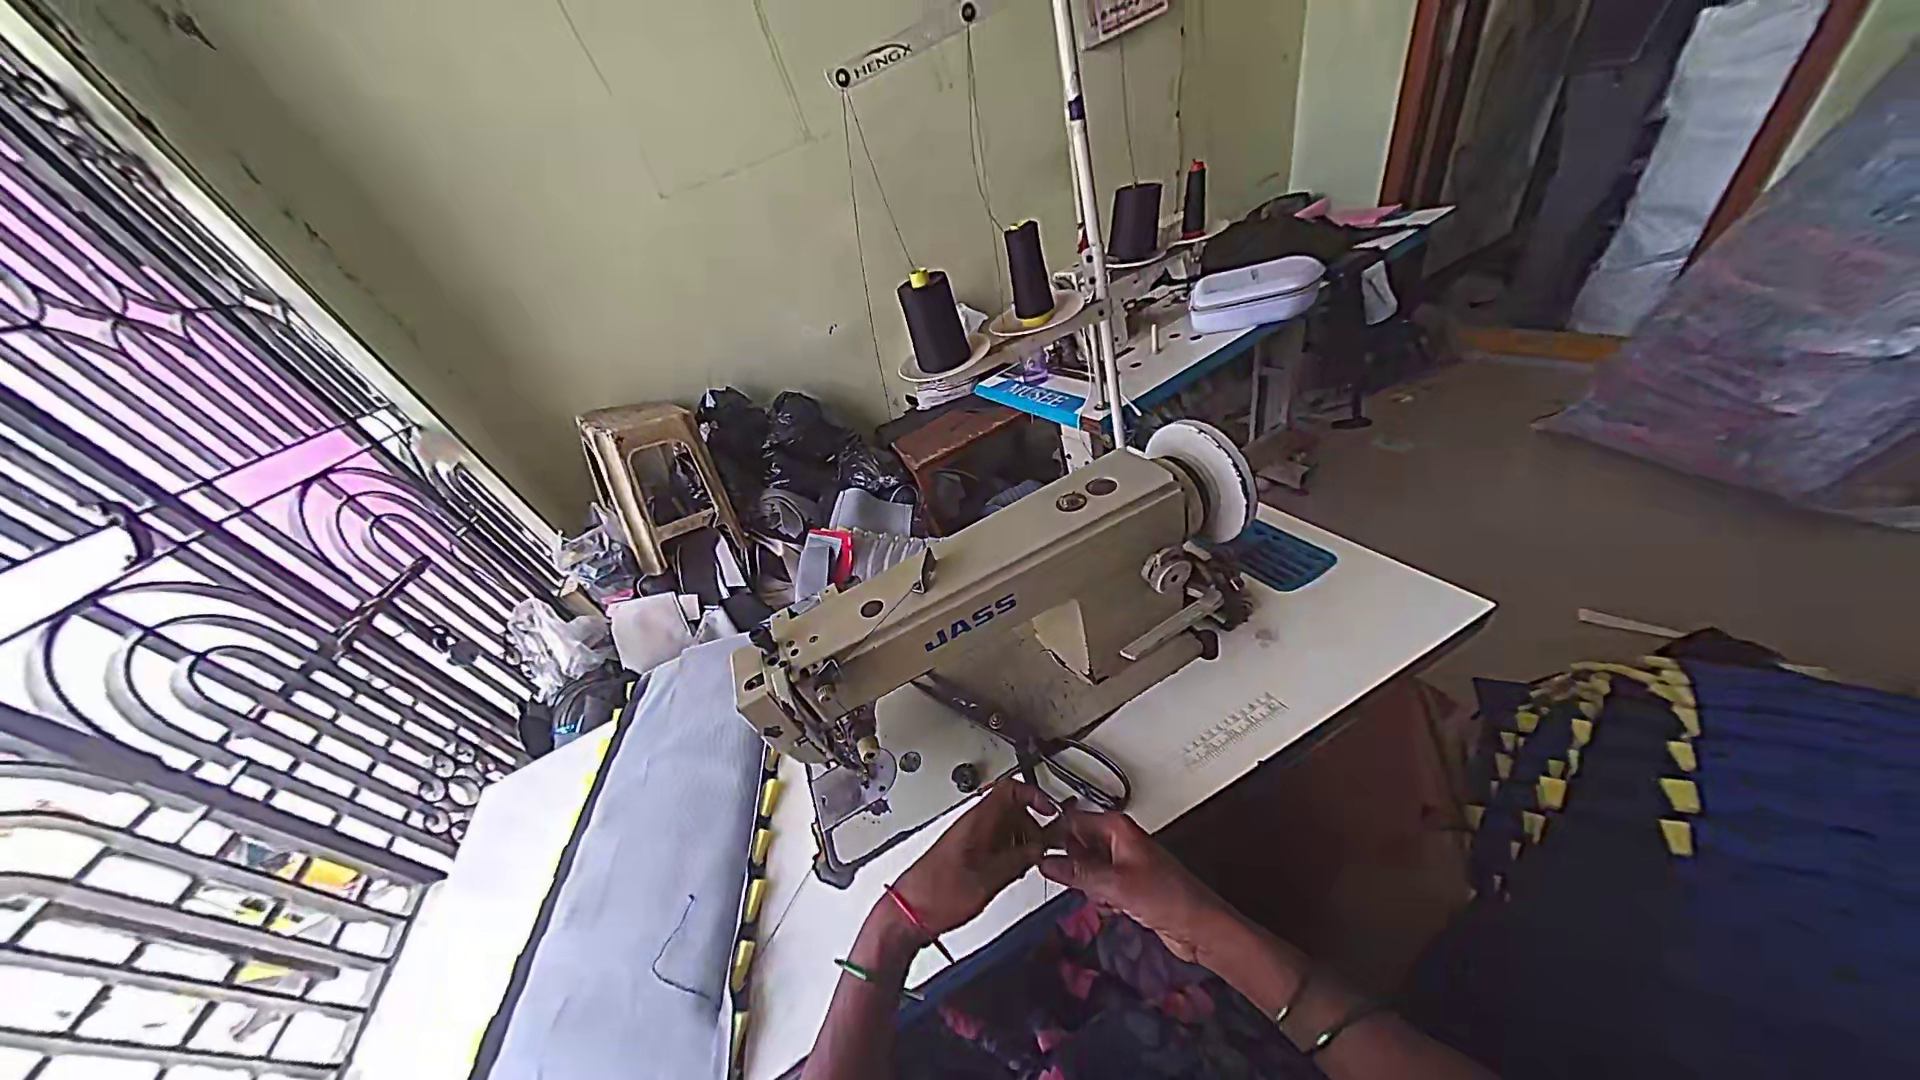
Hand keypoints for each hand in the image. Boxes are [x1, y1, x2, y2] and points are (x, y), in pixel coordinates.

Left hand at [890, 780, 1056, 936]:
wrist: (910, 913)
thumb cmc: (938, 894)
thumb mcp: (989, 879)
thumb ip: (1018, 859)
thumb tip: (1039, 848)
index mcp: (977, 821)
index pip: (1010, 789)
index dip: (1034, 795)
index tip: (1050, 812)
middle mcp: (973, 824)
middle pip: (1011, 808)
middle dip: (1032, 824)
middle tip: (1046, 844)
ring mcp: (969, 838)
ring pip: (1004, 826)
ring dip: (1022, 840)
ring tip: (1032, 861)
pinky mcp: (967, 854)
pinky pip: (995, 842)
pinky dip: (1010, 852)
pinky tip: (1015, 870)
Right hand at [1038, 803, 1228, 961]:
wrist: (1200, 927)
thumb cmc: (1170, 897)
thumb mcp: (1115, 884)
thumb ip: (1078, 873)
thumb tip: (1048, 862)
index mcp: (1117, 828)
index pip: (1073, 820)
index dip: (1055, 835)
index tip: (1038, 849)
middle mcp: (1119, 840)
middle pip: (1079, 843)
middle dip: (1071, 863)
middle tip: (1064, 878)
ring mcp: (1124, 862)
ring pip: (1088, 865)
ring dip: (1086, 882)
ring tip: (1097, 895)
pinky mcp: (1128, 882)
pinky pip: (1100, 882)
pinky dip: (1099, 894)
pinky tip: (1109, 905)